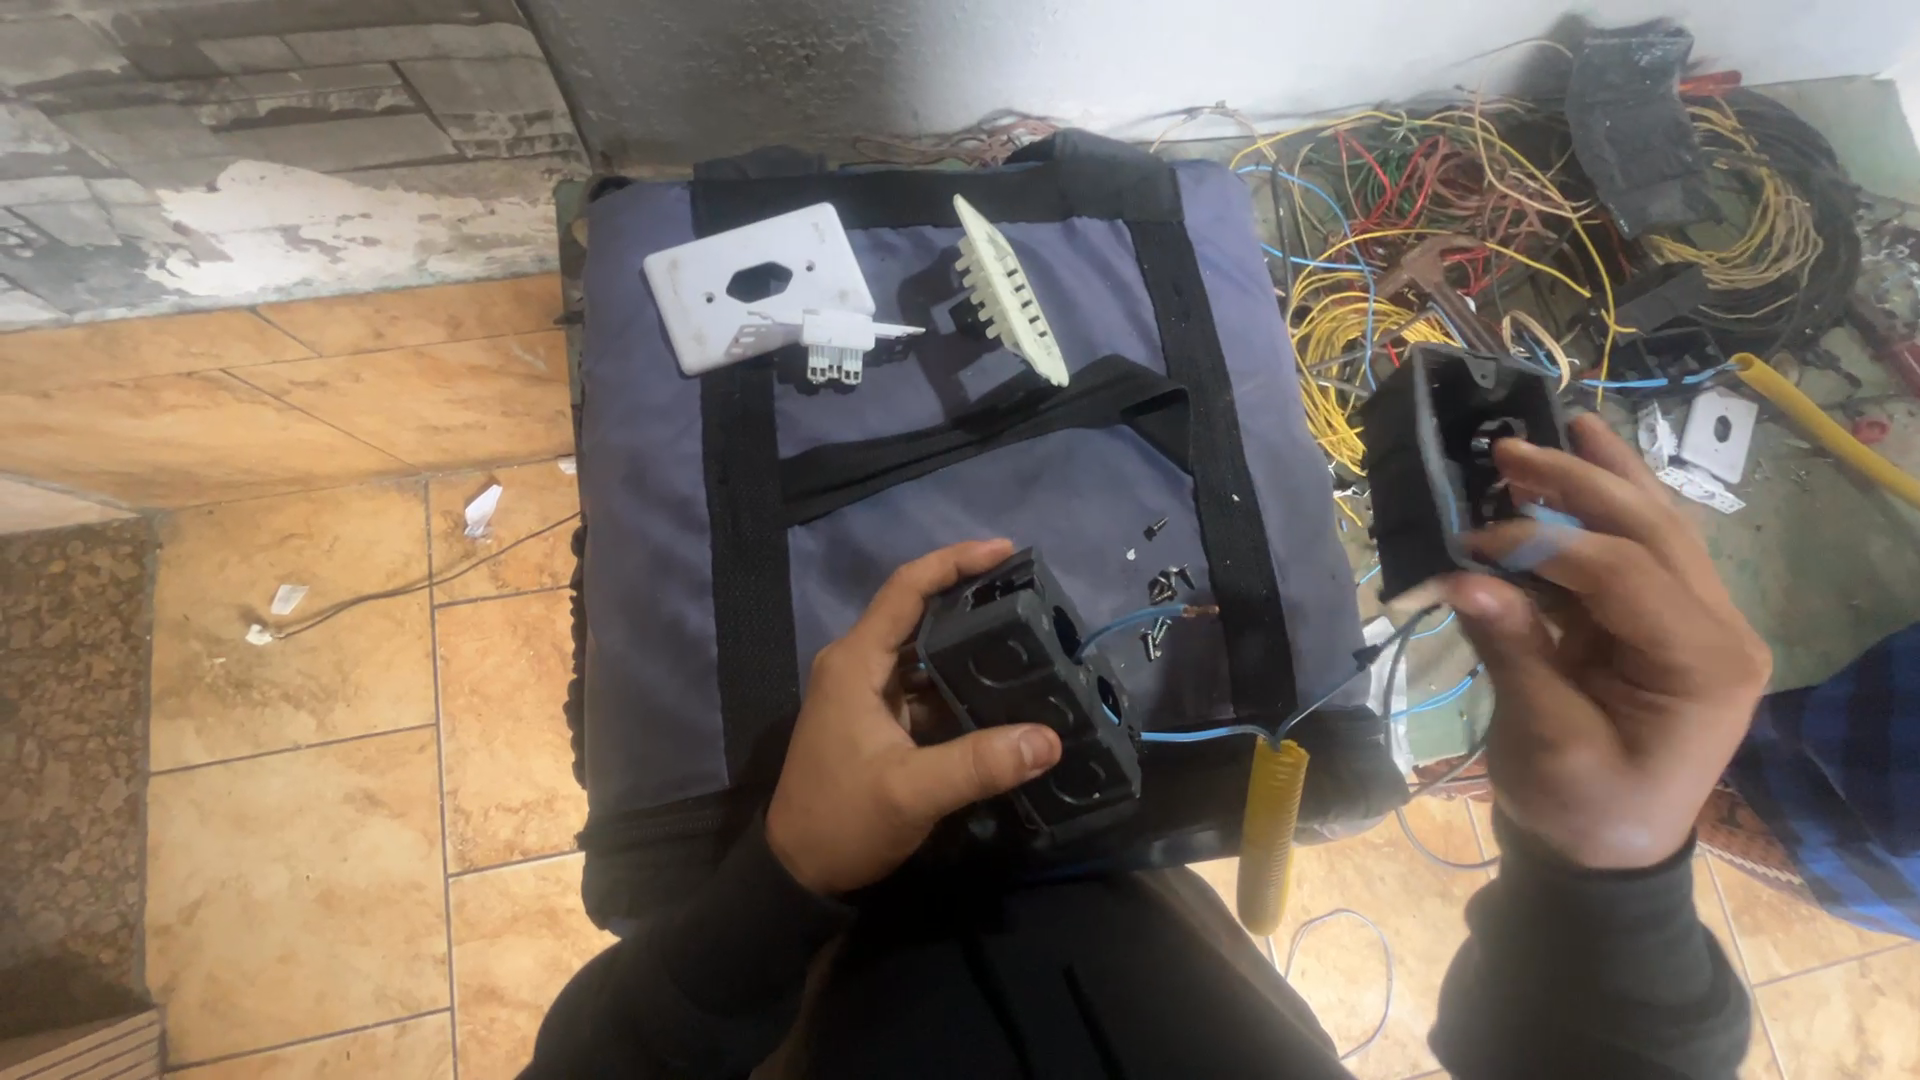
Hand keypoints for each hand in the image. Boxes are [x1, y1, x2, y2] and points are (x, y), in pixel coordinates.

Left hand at [765, 539, 1063, 894]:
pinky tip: (998, 687)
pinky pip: (923, 682)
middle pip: (916, 611)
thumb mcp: (911, 793)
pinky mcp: (876, 716)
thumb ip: (978, 764)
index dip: (953, 561)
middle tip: (1027, 593)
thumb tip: (1049, 739)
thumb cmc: (842, 821)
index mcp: (855, 662)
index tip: (1003, 550)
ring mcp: (866, 691)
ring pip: (922, 648)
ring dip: (967, 641)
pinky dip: (958, 680)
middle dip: (969, 596)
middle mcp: (857, 664)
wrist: (798, 872)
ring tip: (1024, 634)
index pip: (906, 589)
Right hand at [1442, 413, 1771, 869]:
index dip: (1541, 544)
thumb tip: (1458, 579)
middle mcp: (1713, 628)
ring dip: (1602, 478)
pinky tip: (1572, 474)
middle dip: (1582, 482)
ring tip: (1559, 429)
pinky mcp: (1652, 623)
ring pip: (1652, 528)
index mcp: (1701, 661)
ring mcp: (1688, 622)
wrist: (1603, 845)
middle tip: (1510, 447)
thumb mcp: (1544, 736)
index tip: (1466, 543)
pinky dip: (1595, 511)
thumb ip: (1512, 649)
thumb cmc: (1580, 802)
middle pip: (1652, 530)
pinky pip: (1626, 553)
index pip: (1622, 570)